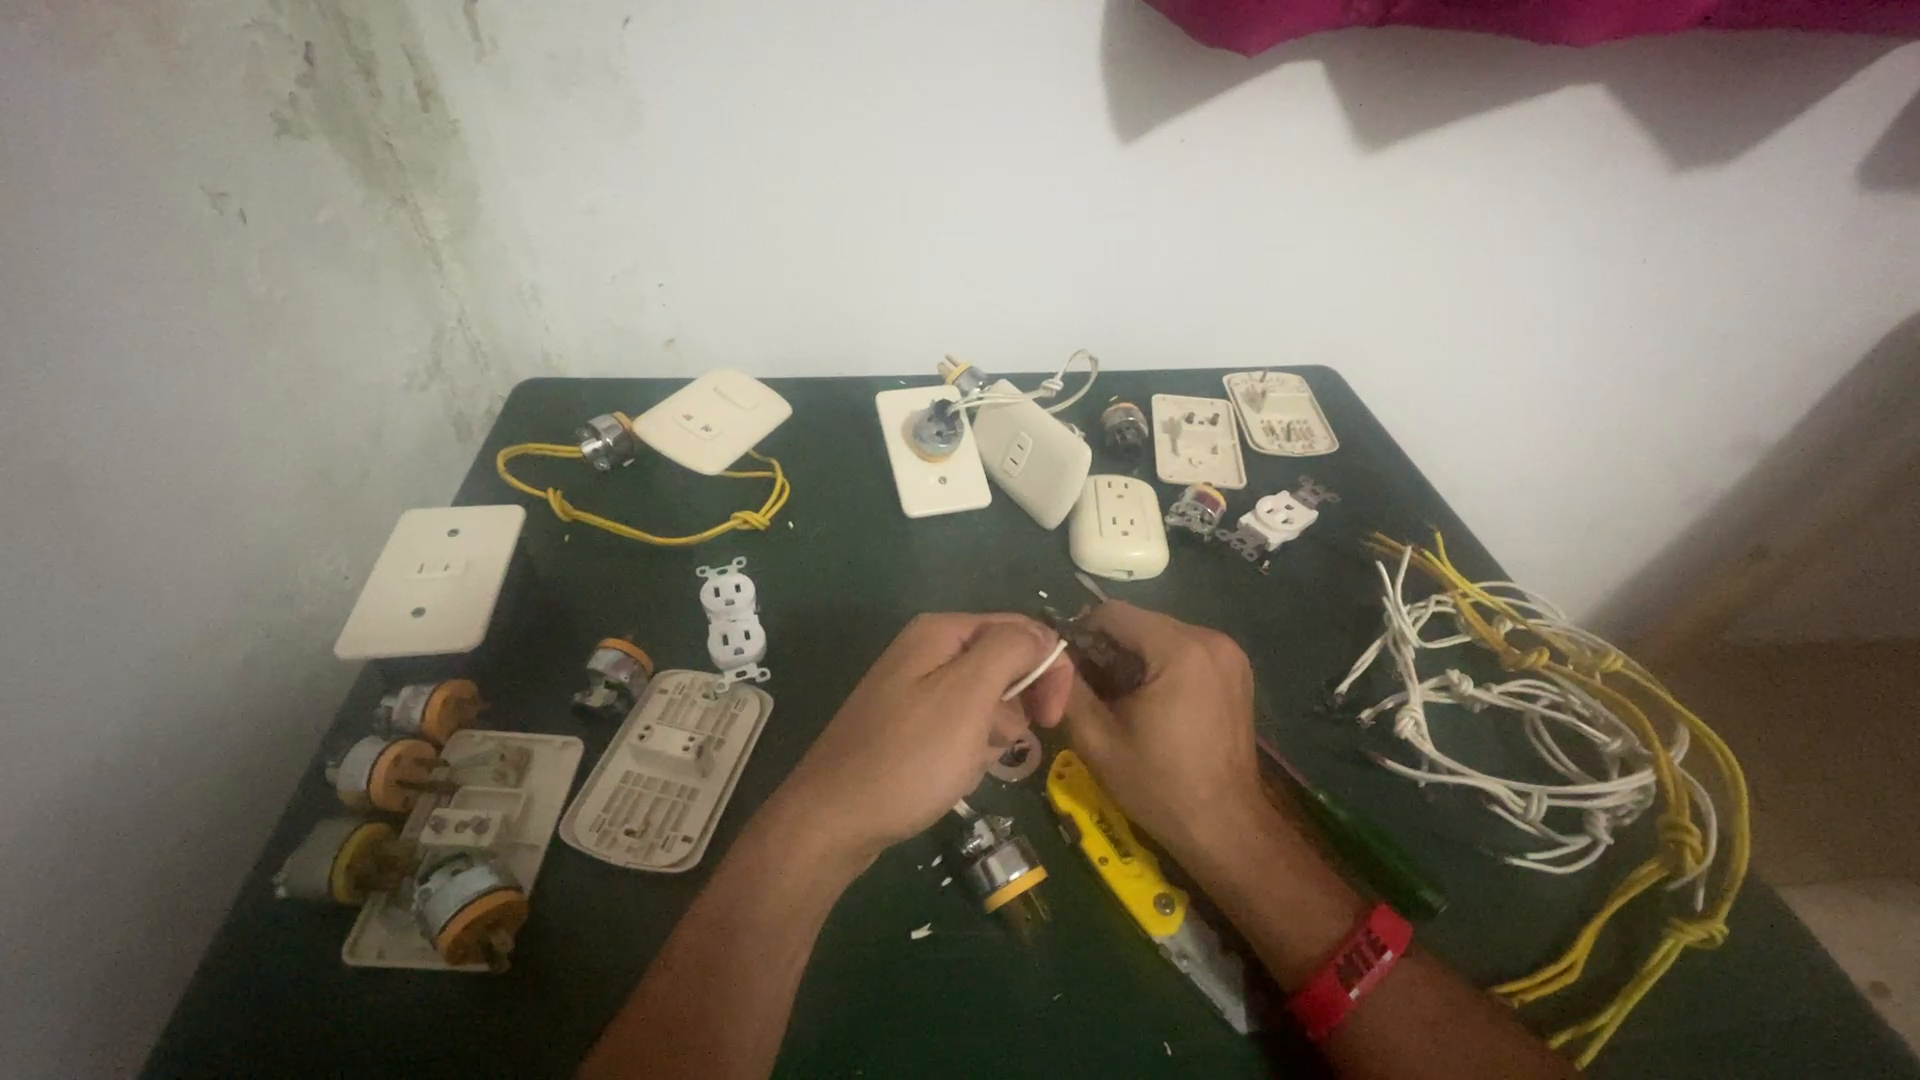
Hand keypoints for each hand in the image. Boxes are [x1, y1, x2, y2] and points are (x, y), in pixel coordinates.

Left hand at [771, 613, 1071, 864]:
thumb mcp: (968, 695)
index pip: (1021, 630)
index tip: (1053, 718)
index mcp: (942, 632)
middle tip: (999, 744)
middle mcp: (928, 650)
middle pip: (1004, 664)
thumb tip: (1040, 636)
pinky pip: (961, 727)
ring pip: (986, 701)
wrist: (834, 820)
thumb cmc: (909, 757)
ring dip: (992, 734)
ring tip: (966, 764)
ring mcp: (915, 688)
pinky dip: (969, 750)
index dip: (1048, 668)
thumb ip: (1010, 650)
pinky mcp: (909, 725)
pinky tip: (952, 775)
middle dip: (1014, 707)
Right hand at [1064, 602, 1269, 862]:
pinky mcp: (1236, 671)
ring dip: (1134, 657)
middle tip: (1089, 688)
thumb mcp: (1097, 740)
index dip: (1081, 632)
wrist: (1225, 828)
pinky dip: (1161, 665)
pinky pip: (1185, 650)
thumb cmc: (1159, 786)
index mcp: (1180, 650)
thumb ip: (1068, 688)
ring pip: (1162, 635)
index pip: (1114, 613)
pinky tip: (1149, 702)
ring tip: (1118, 699)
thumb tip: (1048, 657)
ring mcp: (1230, 654)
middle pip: (1141, 622)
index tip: (1066, 666)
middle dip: (1109, 648)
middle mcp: (1211, 640)